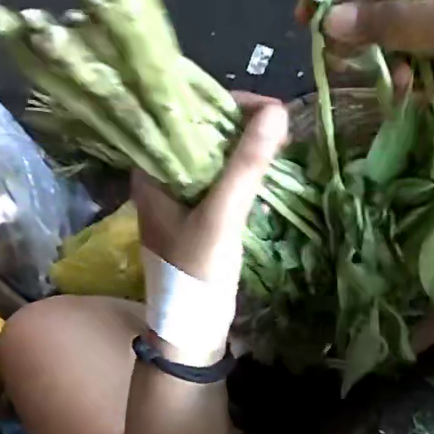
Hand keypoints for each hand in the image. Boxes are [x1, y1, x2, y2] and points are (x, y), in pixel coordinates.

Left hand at [131, 94, 287, 362]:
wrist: (191, 331)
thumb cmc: (197, 273)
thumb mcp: (222, 216)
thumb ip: (246, 166)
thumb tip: (278, 110)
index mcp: (152, 171)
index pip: (182, 114)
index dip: (224, 102)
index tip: (268, 107)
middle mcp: (162, 177)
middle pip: (201, 132)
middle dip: (241, 123)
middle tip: (281, 124)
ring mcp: (182, 197)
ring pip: (215, 155)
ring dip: (246, 146)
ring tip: (282, 141)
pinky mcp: (200, 214)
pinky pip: (224, 179)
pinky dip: (246, 170)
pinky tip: (270, 168)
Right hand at [301, 0, 433, 162]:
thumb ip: (395, 22)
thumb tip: (330, 20)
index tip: (311, 12)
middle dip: (360, 22)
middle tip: (336, 59)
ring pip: (400, 38)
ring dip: (383, 59)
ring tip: (384, 85)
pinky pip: (421, 71)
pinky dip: (407, 84)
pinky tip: (404, 99)